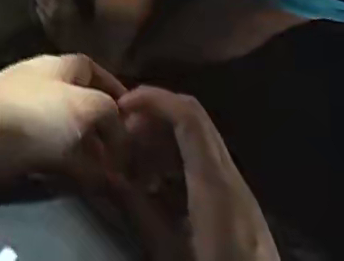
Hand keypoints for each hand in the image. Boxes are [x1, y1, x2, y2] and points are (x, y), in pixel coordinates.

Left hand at [0, 54, 128, 179]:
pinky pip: (58, 155)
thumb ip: (109, 111)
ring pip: (74, 133)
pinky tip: (91, 185)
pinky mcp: (21, 144)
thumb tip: (118, 130)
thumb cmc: (32, 112)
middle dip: (110, 132)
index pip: (94, 69)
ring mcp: (31, 115)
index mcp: (57, 66)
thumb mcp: (83, 104)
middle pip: (85, 105)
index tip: (139, 121)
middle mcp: (45, 86)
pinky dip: (77, 169)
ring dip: (96, 155)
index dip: (117, 90)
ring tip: (117, 180)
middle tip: (134, 162)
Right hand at [118, 87, 278, 260]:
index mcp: (215, 186)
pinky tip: (154, 188)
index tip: (119, 107)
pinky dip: (172, 160)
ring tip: (132, 167)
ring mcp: (238, 192)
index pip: (188, 116)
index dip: (152, 99)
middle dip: (150, 118)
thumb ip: (135, 209)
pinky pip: (201, 162)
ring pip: (195, 138)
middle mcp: (231, 179)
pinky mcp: (238, 206)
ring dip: (159, 139)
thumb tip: (104, 173)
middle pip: (191, 119)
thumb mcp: (169, 253)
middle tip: (120, 138)